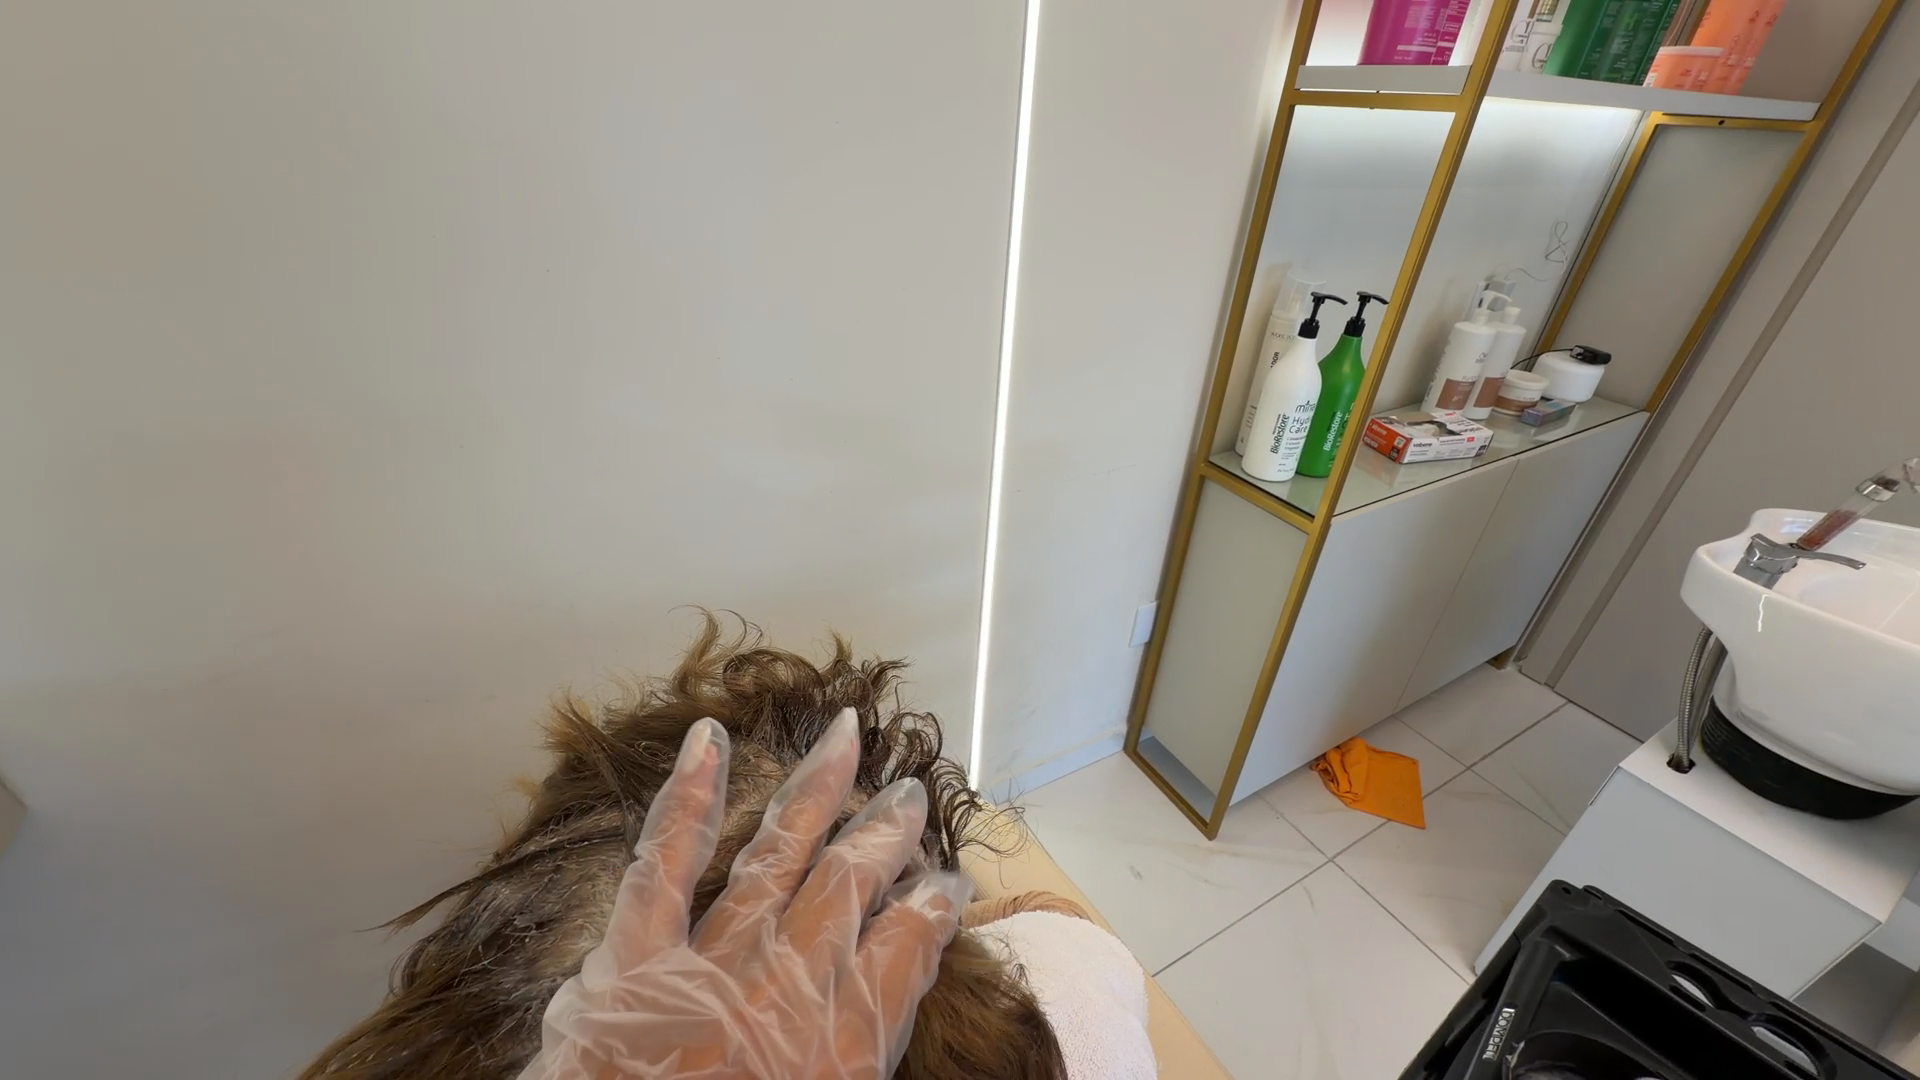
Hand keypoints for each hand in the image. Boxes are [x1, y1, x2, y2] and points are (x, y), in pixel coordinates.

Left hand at [516, 708, 971, 1078]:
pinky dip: (688, 799)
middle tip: (909, 794)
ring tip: (846, 734)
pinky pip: (664, 865)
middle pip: (849, 886)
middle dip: (885, 834)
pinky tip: (708, 737)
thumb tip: (887, 982)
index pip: (905, 953)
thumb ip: (856, 1052)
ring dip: (819, 791)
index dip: (932, 911)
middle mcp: (784, 993)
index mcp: (835, 1052)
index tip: (948, 883)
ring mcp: (709, 966)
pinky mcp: (631, 962)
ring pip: (779, 855)